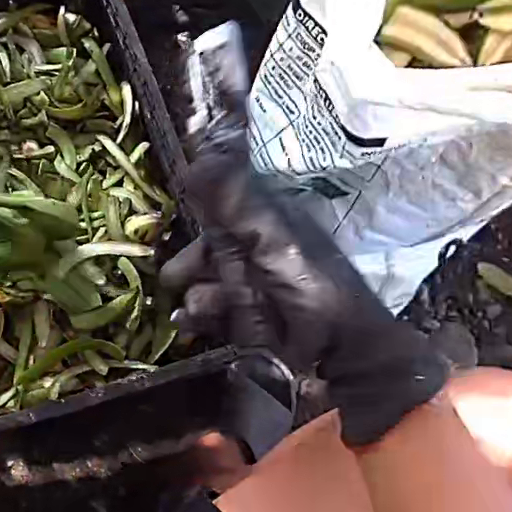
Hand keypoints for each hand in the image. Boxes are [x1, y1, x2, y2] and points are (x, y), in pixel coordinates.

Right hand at [162, 149, 447, 448]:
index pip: (223, 210)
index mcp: (268, 225)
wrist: (341, 354)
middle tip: (170, 278)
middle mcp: (259, 253)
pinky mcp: (250, 322)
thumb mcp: (269, 236)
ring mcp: (254, 289)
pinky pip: (214, 315)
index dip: (197, 214)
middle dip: (187, 264)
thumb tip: (195, 158)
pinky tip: (186, 322)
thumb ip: (232, 199)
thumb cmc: (306, 287)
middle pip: (210, 251)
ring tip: (191, 308)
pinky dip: (197, 317)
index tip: (172, 223)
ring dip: (194, 294)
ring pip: (209, 284)